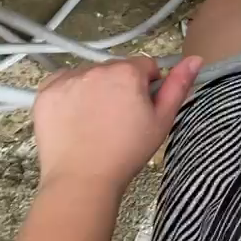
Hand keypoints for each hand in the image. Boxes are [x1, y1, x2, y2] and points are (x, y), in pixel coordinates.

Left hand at [31, 55, 201, 195]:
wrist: (82, 180)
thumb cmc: (125, 153)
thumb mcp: (162, 120)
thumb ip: (179, 85)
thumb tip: (194, 60)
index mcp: (127, 72)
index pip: (145, 66)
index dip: (147, 87)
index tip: (141, 108)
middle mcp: (96, 69)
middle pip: (117, 68)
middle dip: (121, 86)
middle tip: (119, 119)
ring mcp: (68, 80)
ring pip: (91, 74)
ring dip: (95, 88)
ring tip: (96, 121)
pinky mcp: (46, 93)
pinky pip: (63, 81)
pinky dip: (69, 93)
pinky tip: (76, 116)